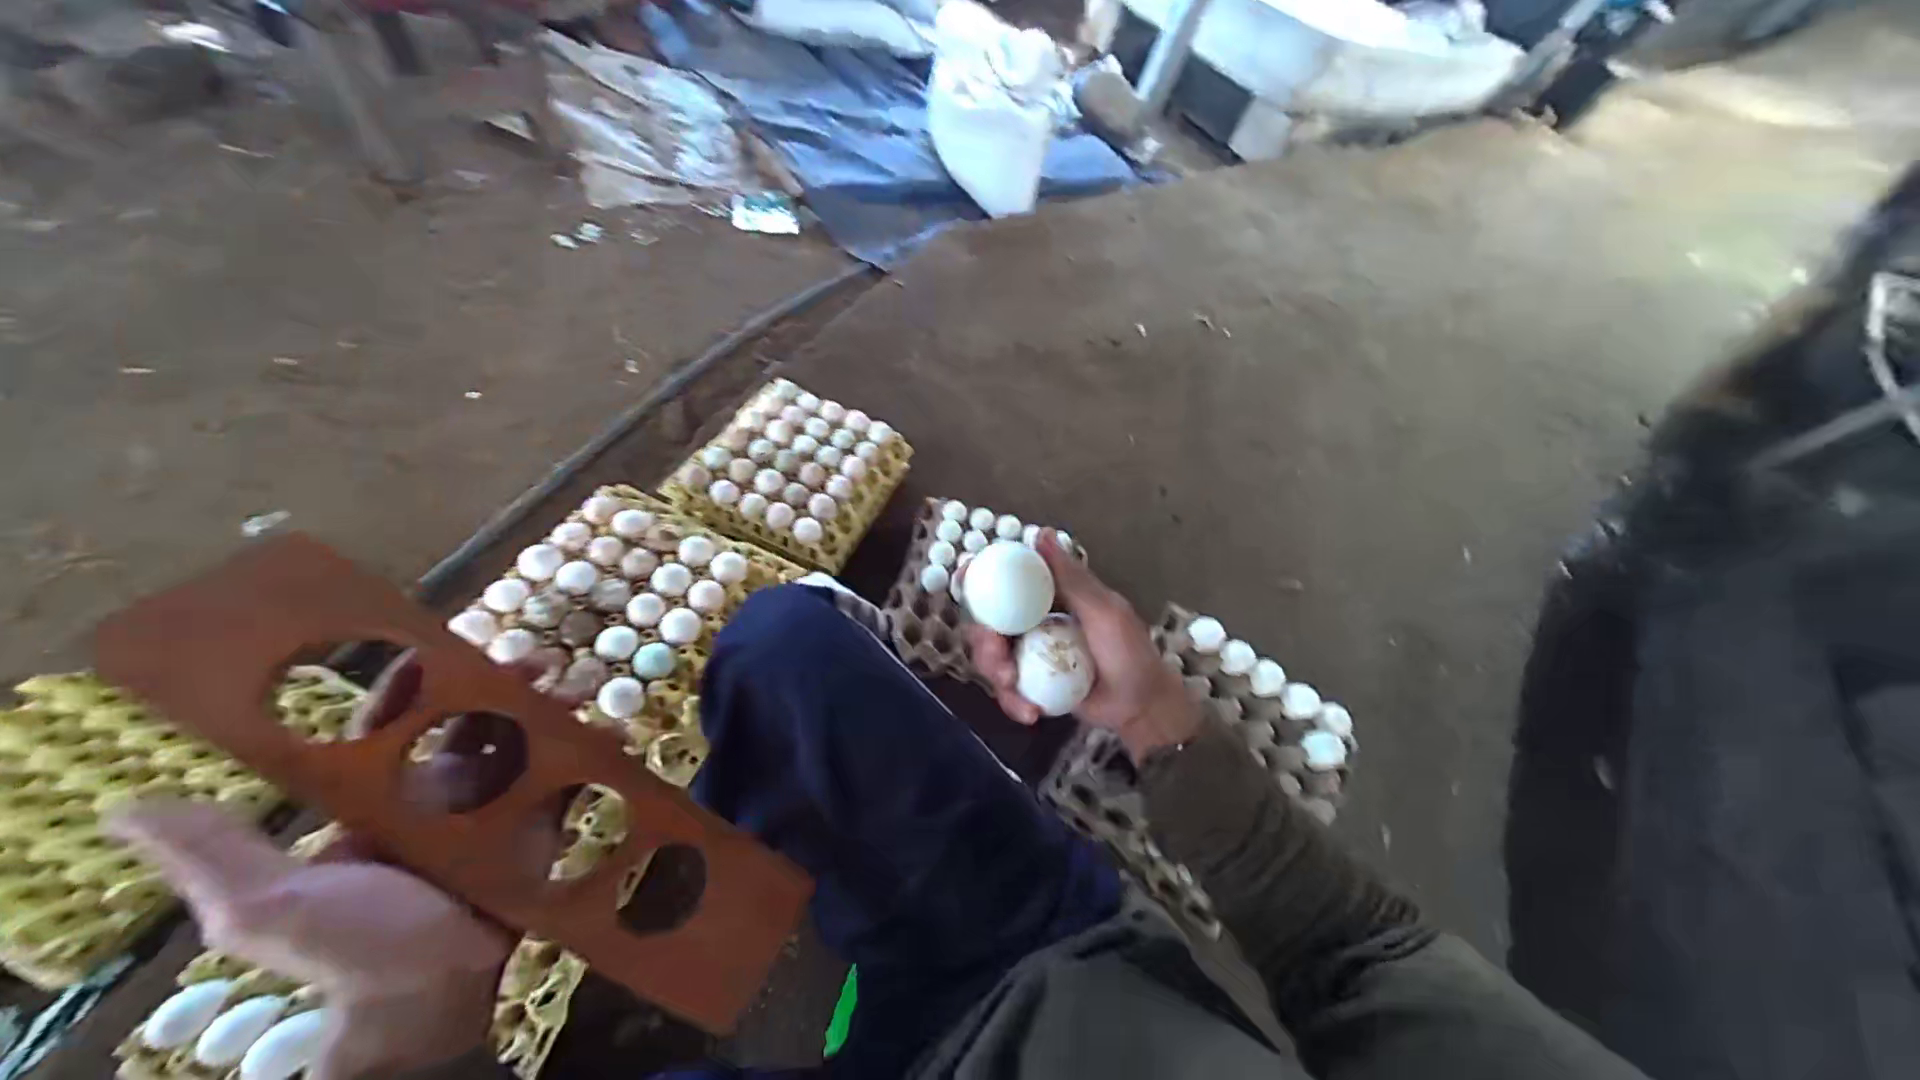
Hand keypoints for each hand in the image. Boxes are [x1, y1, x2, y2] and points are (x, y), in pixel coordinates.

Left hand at [106, 654, 583, 1079]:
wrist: (427, 995)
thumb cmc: (348, 946)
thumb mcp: (266, 905)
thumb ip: (216, 854)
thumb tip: (129, 804)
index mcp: (384, 791)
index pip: (400, 717)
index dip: (421, 678)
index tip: (446, 647)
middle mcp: (442, 787)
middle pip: (477, 717)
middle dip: (507, 681)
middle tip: (538, 659)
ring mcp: (497, 804)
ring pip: (526, 739)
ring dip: (554, 708)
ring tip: (577, 686)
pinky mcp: (539, 824)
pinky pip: (564, 777)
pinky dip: (588, 751)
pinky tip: (607, 732)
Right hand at [965, 530, 1200, 761]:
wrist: (1141, 708)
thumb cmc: (1131, 653)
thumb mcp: (1104, 612)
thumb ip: (1071, 578)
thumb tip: (1041, 533)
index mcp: (1048, 596)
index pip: (1005, 579)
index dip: (979, 577)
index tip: (964, 580)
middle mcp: (1032, 620)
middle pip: (986, 621)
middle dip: (984, 642)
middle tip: (999, 661)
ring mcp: (1028, 653)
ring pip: (989, 656)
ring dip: (994, 673)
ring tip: (1014, 688)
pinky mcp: (1028, 684)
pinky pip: (1005, 689)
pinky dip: (1012, 702)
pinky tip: (1031, 713)